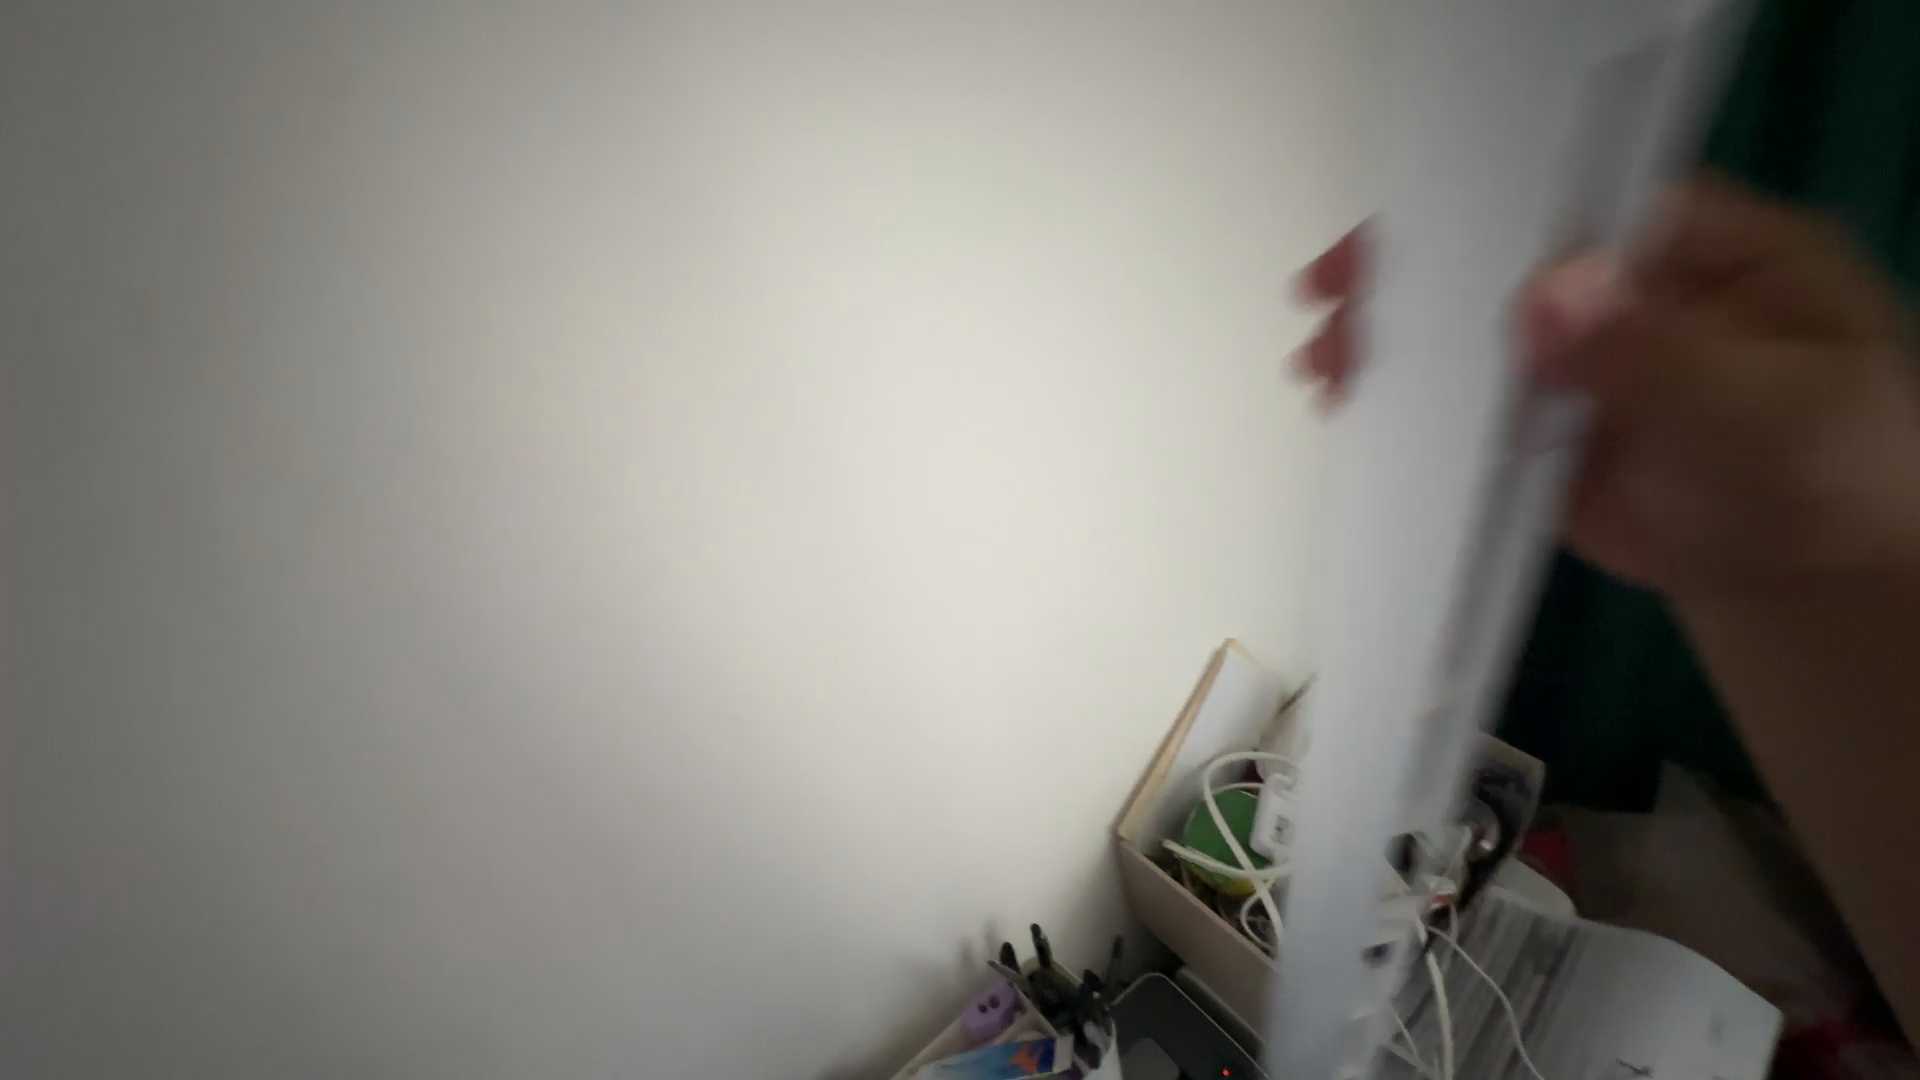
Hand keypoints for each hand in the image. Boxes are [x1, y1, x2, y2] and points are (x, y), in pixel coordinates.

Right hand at [1294, 176, 1919, 601]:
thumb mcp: (1754, 407)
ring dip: (1385, 345)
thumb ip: (1649, 350)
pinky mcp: (1529, 421)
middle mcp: (1619, 294)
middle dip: (1401, 287)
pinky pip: (1453, 401)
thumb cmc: (1813, 481)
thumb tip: (1542, 289)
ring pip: (1459, 335)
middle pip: (1489, 269)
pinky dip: (1399, 402)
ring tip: (1321, 371)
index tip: (1380, 249)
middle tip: (1326, 315)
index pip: (1566, 209)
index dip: (1470, 216)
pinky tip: (1350, 407)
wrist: (1788, 581)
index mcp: (1696, 255)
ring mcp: (1567, 361)